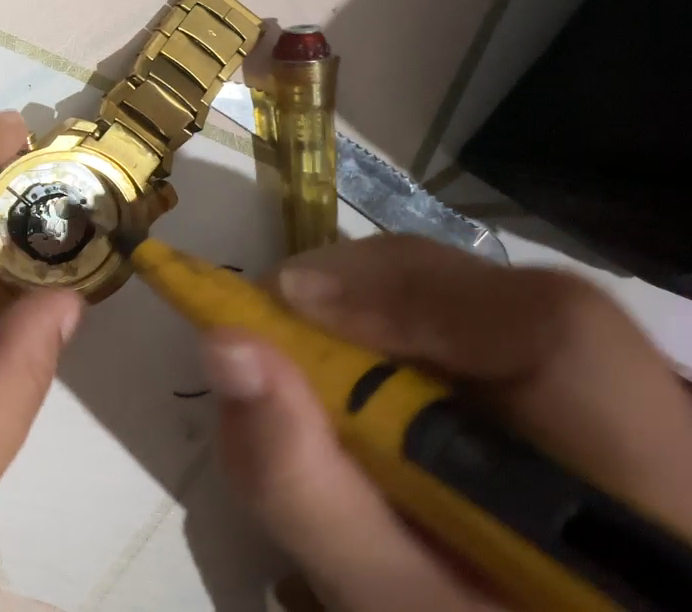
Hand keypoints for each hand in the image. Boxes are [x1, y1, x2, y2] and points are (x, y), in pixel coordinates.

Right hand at [203, 237, 691, 609]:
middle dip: (365, 290)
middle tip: (267, 323)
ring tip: (301, 359)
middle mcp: (662, 428)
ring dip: (372, 313)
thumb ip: (305, 485)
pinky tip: (358, 383)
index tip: (278, 303)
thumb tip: (222, 341)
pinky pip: (486, 334)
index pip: (554, 331)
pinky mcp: (589, 411)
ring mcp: (635, 414)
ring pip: (492, 307)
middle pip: (514, 299)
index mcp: (649, 490)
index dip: (405, 294)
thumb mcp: (388, 602)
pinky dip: (394, 338)